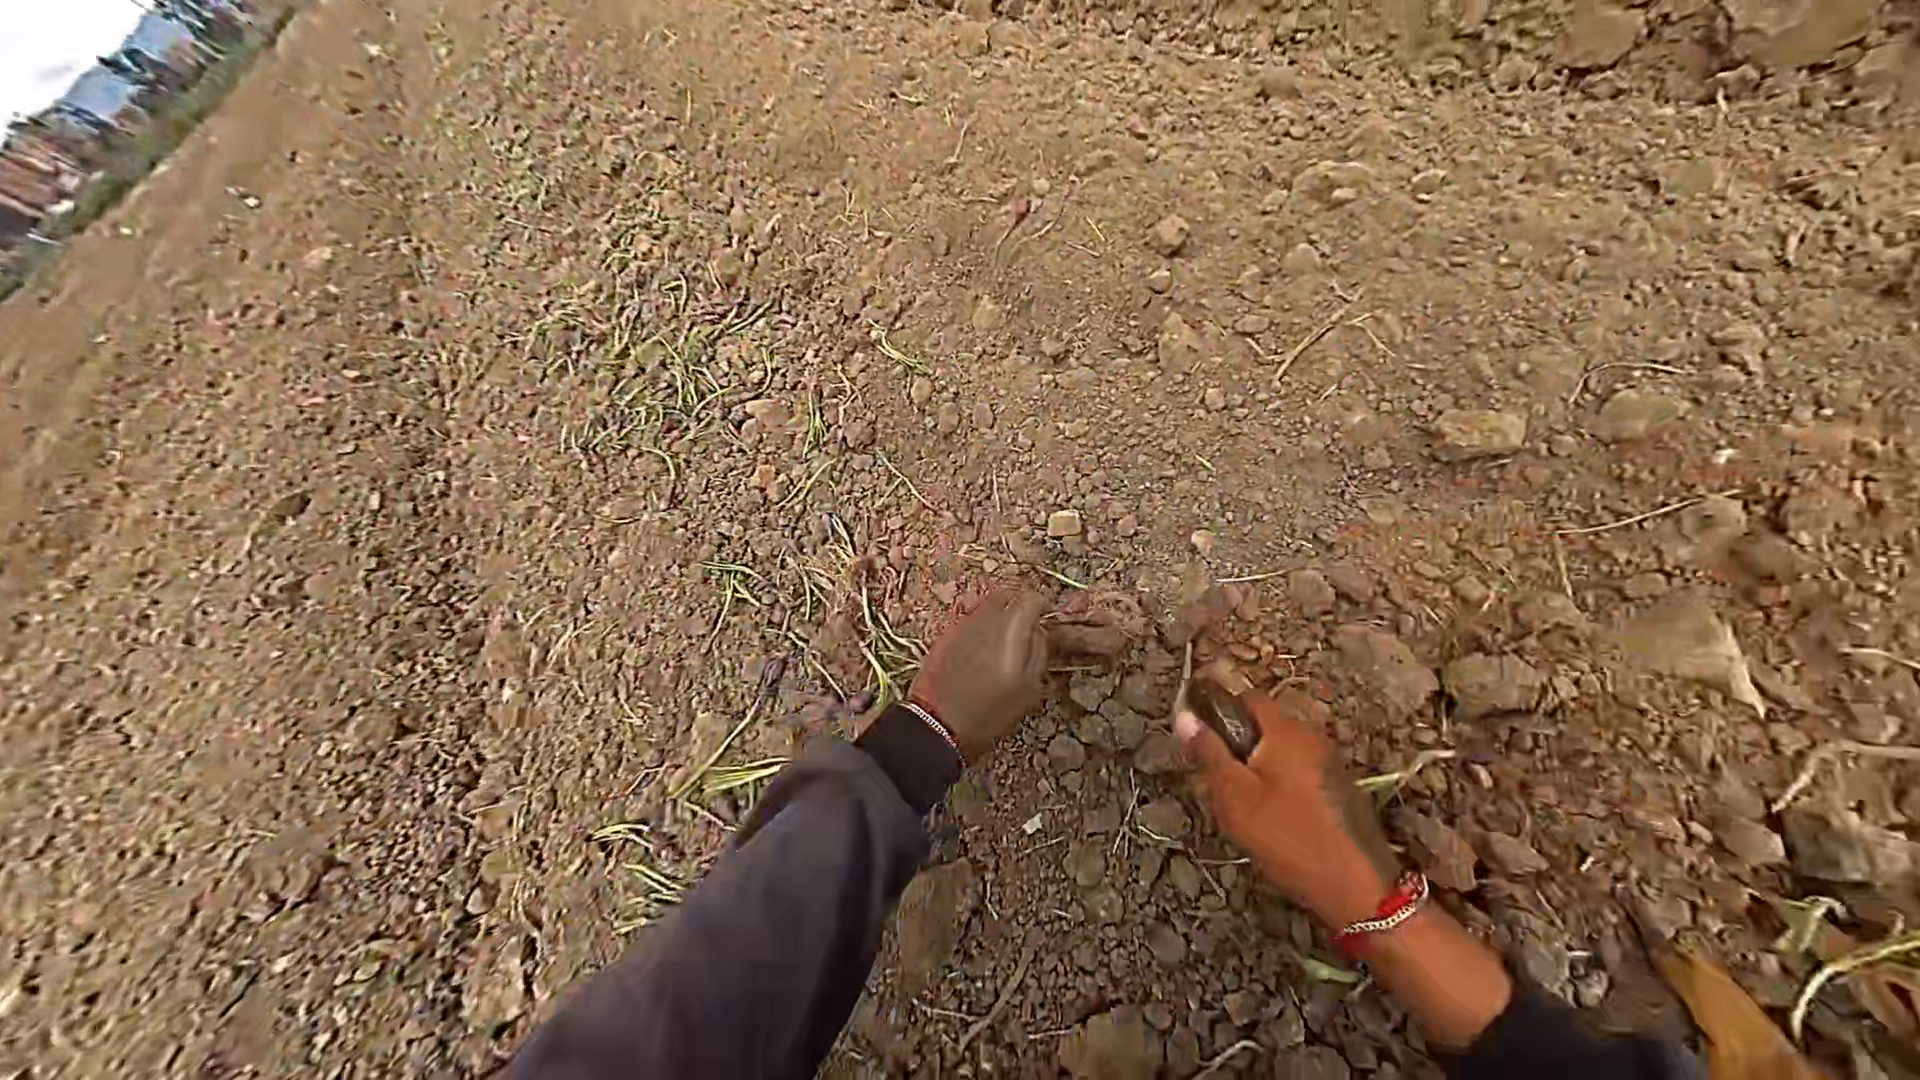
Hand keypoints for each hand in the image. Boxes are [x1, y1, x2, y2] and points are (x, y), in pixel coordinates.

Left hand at [910, 589, 1049, 761]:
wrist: (937, 723)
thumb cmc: (990, 711)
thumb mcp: (1029, 688)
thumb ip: (1039, 651)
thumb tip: (1039, 630)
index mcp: (1010, 627)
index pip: (1032, 598)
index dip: (1042, 606)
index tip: (1045, 620)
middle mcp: (986, 617)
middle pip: (1008, 595)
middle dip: (1019, 607)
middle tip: (1026, 629)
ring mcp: (963, 623)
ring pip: (987, 605)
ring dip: (999, 615)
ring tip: (1004, 642)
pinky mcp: (946, 633)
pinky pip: (971, 619)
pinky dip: (982, 626)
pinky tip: (982, 651)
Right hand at [1177, 689, 1398, 925]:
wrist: (1359, 892)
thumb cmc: (1288, 837)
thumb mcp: (1234, 795)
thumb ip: (1209, 752)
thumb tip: (1185, 716)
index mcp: (1285, 731)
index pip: (1246, 698)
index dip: (1218, 710)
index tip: (1197, 737)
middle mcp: (1311, 738)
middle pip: (1261, 727)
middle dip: (1233, 746)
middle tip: (1211, 780)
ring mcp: (1328, 765)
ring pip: (1277, 752)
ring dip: (1252, 768)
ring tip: (1234, 804)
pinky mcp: (1337, 790)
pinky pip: (1295, 773)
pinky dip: (1274, 784)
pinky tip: (1265, 817)